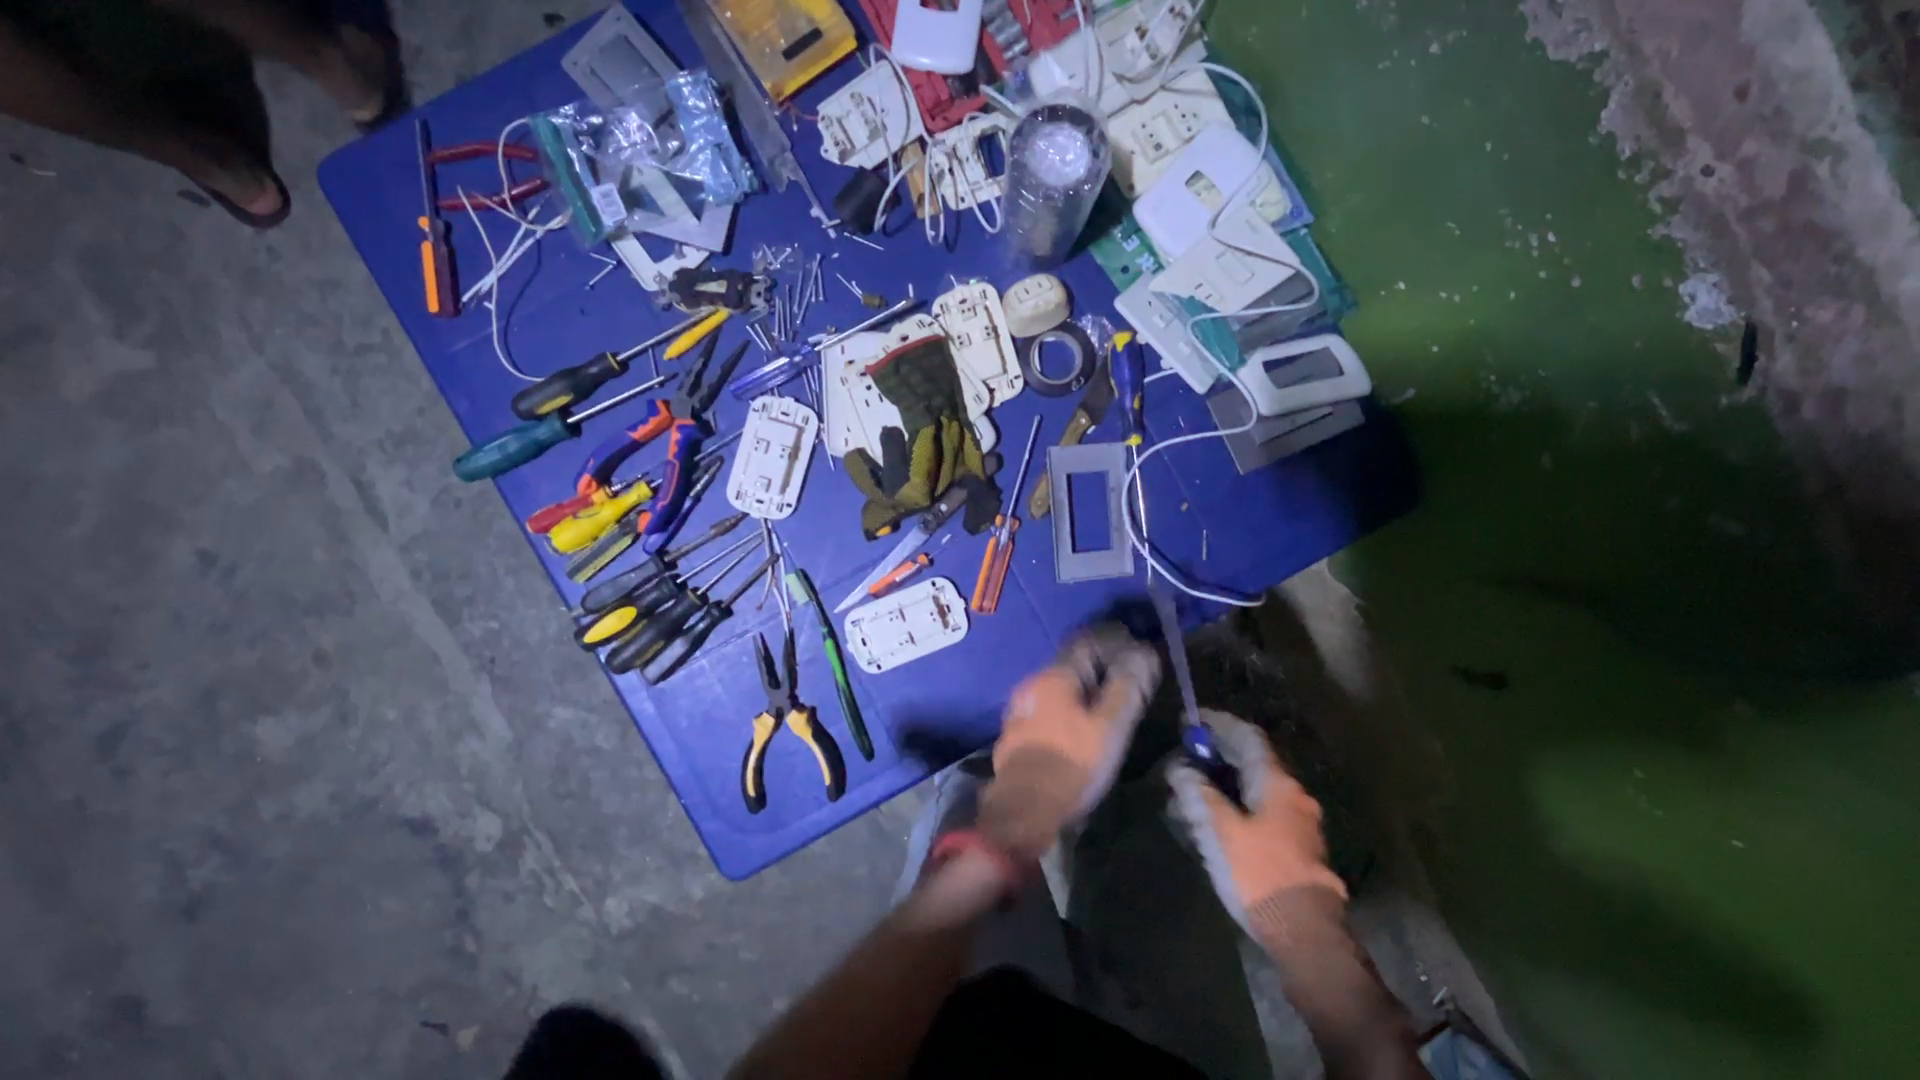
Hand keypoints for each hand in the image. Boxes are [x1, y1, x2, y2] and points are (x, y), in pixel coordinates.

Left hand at [977, 626, 1160, 860]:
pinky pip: (1047, 712)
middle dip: (1100, 670)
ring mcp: (1019, 711)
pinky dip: (1066, 713)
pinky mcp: (1015, 736)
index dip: (1114, 643)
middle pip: (1071, 667)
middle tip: (1128, 683)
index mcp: (1054, 676)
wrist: (1022, 810)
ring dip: (1082, 694)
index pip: (1087, 644)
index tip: (1138, 651)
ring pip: (1057, 692)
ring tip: (1107, 710)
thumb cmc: (1071, 764)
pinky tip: (1078, 731)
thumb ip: (1127, 688)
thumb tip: (1143, 653)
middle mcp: (1031, 685)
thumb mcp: (1109, 727)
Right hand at [1167, 711, 1346, 942]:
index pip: (1248, 738)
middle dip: (1221, 754)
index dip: (1219, 725)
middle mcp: (1295, 795)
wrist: (1304, 931)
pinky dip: (1241, 803)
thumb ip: (1200, 794)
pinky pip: (1266, 810)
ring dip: (1230, 781)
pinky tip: (1220, 818)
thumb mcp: (1220, 831)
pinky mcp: (1299, 846)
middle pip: (1256, 762)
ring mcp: (1301, 822)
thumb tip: (1181, 768)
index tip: (1192, 720)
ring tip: (1197, 787)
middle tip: (1189, 754)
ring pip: (1260, 788)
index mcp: (1278, 783)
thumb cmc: (1259, 873)